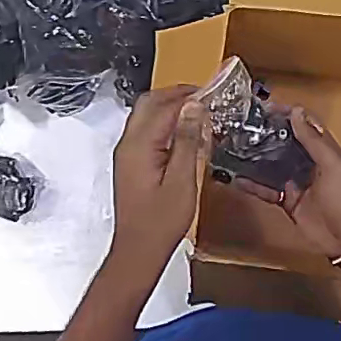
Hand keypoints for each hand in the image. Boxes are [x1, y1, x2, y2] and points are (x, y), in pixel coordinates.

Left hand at [110, 85, 208, 267]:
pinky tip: (184, 131)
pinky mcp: (131, 162)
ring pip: (146, 115)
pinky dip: (165, 122)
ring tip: (199, 110)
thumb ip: (187, 141)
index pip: (164, 107)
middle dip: (177, 94)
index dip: (189, 96)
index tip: (213, 91)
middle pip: (149, 103)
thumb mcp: (182, 180)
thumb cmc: (162, 220)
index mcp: (139, 146)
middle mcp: (128, 144)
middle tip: (206, 95)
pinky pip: (146, 130)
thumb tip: (194, 107)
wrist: (138, 249)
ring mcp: (127, 153)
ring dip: (170, 106)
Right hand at [226, 106, 340, 258]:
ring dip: (257, 156)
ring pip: (274, 165)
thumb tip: (296, 112)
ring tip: (234, 145)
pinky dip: (253, 185)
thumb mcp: (333, 165)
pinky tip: (236, 178)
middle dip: (267, 133)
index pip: (304, 125)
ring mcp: (298, 183)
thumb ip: (314, 140)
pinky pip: (268, 190)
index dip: (288, 115)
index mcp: (325, 151)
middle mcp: (310, 163)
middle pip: (286, 143)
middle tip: (242, 124)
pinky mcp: (289, 202)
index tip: (265, 108)